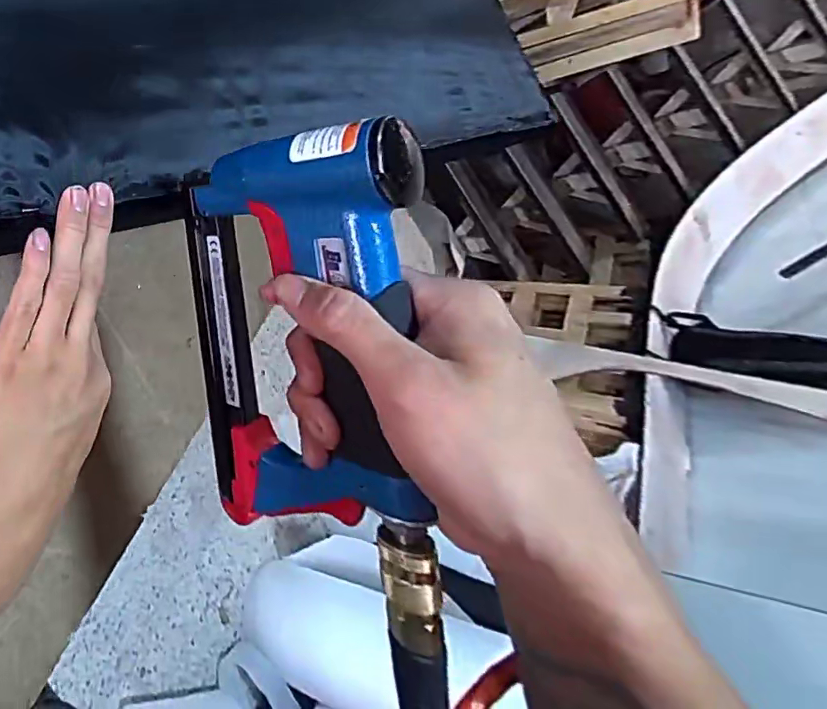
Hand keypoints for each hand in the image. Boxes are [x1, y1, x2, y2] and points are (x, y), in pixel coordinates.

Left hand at [0, 187, 117, 708]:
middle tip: (100, 193)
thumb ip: (52, 399)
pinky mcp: (8, 361)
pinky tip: (42, 237)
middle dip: (95, 235)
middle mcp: (78, 367)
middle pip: (90, 288)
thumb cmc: (17, 495)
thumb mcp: (52, 444)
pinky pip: (27, 305)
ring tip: (80, 196)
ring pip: (66, 286)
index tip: (85, 238)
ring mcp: (45, 361)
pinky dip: (34, 269)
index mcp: (91, 388)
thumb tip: (44, 371)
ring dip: (72, 236)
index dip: (85, 272)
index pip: (88, 318)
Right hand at [264, 270, 625, 573]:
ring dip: (325, 405)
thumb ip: (343, 323)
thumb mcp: (404, 381)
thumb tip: (293, 283)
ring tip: (329, 440)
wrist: (546, 552)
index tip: (280, 310)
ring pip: (348, 368)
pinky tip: (336, 451)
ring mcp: (434, 373)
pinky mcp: (426, 410)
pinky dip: (343, 424)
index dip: (316, 293)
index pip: (361, 274)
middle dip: (319, 371)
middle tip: (317, 402)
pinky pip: (365, 401)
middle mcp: (442, 331)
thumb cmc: (496, 462)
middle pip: (346, 326)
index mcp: (449, 305)